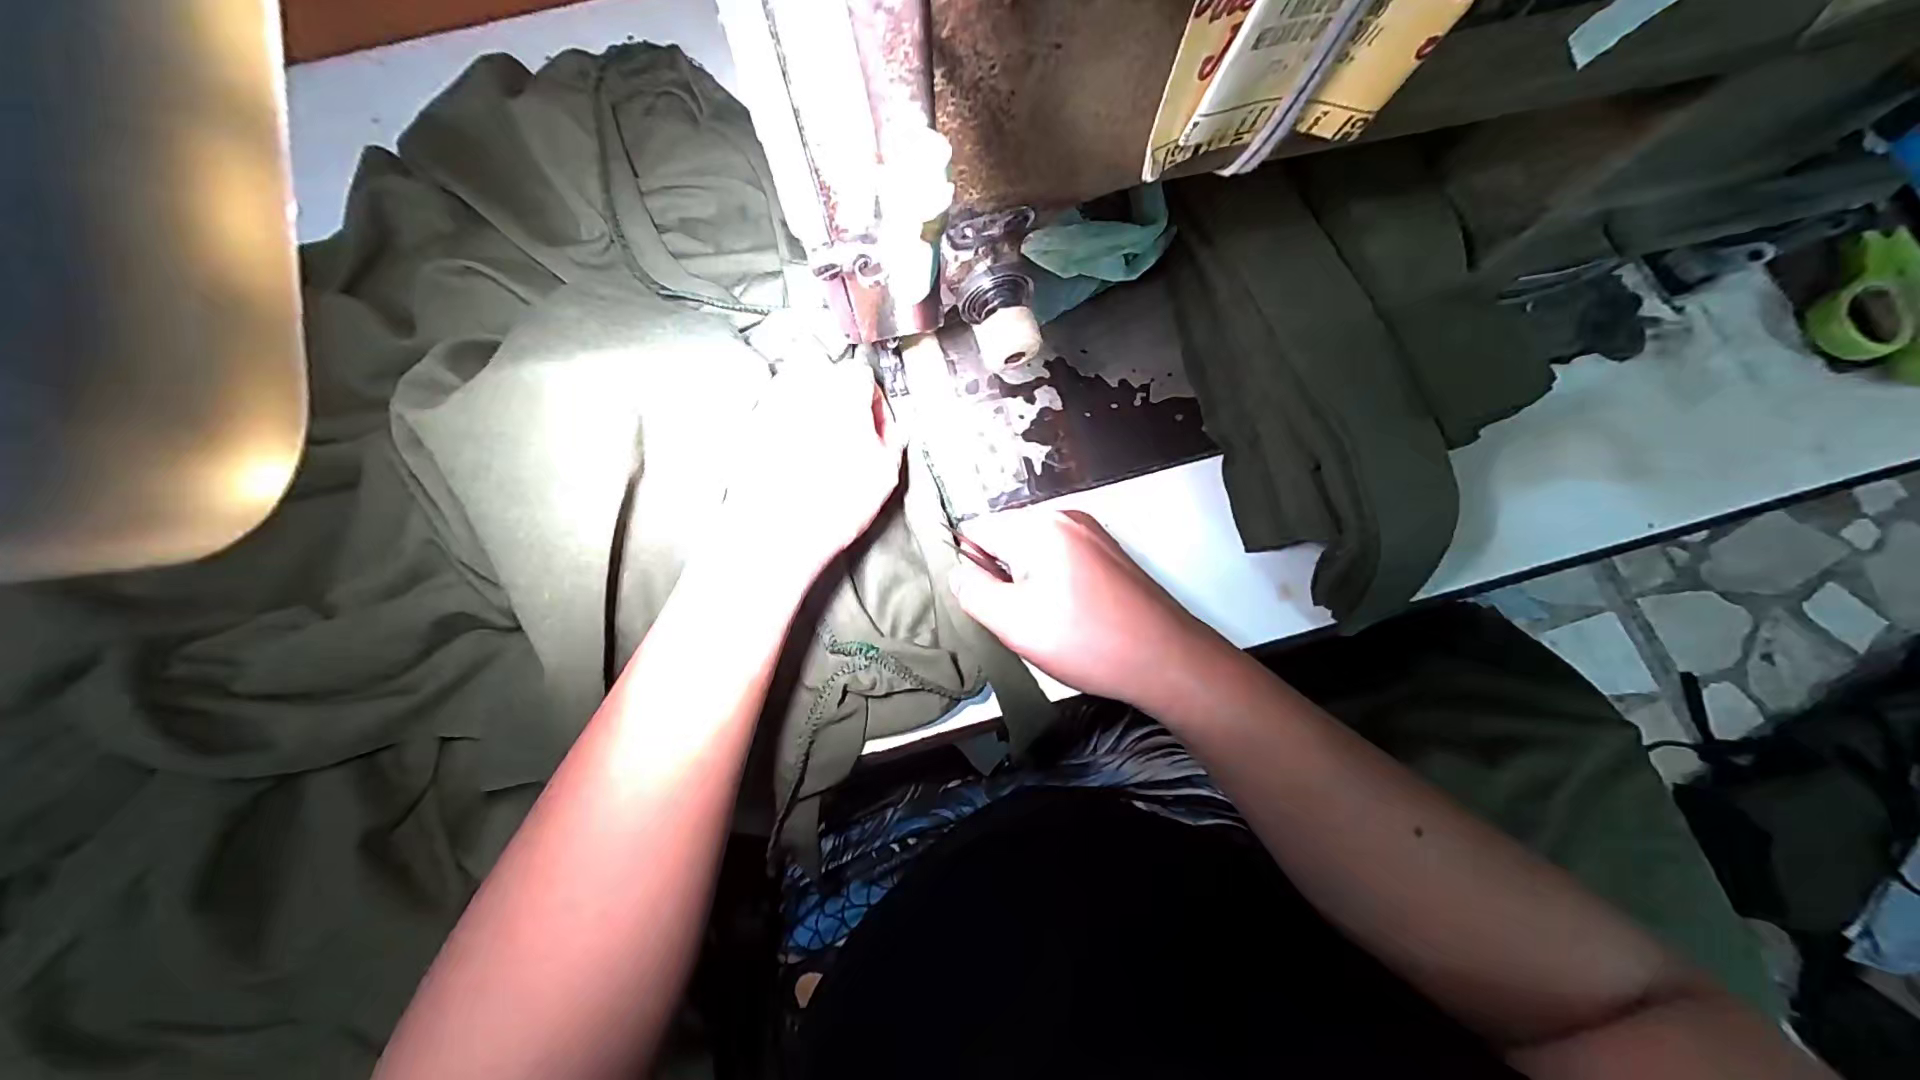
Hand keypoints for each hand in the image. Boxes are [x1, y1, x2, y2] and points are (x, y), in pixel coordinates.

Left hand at [716, 361, 902, 581]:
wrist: (776, 532)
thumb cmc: (831, 505)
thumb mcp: (885, 473)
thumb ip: (892, 438)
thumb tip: (890, 429)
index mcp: (843, 388)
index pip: (864, 374)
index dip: (873, 402)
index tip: (875, 424)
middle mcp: (803, 384)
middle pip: (825, 368)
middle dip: (838, 391)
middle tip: (848, 426)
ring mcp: (771, 401)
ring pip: (796, 385)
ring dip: (811, 404)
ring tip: (822, 444)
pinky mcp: (749, 423)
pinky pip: (773, 410)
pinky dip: (785, 424)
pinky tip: (796, 455)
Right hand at [948, 509, 1237, 711]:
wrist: (1167, 660)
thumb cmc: (1093, 642)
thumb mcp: (1013, 622)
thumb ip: (973, 592)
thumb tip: (958, 573)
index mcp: (1039, 526)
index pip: (977, 530)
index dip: (969, 566)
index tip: (981, 599)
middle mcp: (1066, 519)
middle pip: (1006, 540)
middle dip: (1001, 576)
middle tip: (1017, 618)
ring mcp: (1091, 535)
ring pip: (1033, 554)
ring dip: (1027, 584)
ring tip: (1047, 622)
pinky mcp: (1107, 555)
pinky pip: (1061, 562)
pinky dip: (1053, 586)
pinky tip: (1068, 618)